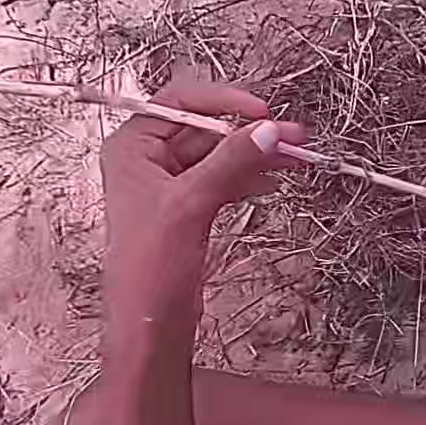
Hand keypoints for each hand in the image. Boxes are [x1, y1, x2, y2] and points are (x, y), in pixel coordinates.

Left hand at [101, 79, 305, 264]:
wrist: (152, 322)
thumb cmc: (149, 268)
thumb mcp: (191, 203)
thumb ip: (230, 162)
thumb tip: (266, 130)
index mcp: (132, 148)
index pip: (179, 102)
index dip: (222, 102)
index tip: (259, 111)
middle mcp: (149, 160)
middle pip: (206, 129)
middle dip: (249, 133)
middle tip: (289, 136)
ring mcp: (171, 184)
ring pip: (220, 155)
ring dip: (255, 154)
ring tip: (292, 157)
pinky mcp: (190, 206)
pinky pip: (223, 178)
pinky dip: (248, 176)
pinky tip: (271, 178)